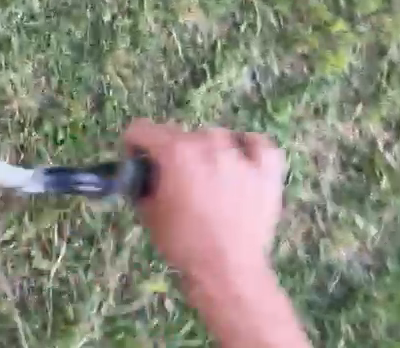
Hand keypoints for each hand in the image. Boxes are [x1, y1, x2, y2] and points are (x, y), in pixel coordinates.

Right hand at [123, 120, 284, 286]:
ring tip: (207, 172)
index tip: (137, 163)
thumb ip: (142, 179)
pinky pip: (259, 145)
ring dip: (206, 149)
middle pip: (177, 132)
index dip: (134, 145)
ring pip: (215, 136)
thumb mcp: (146, 207)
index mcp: (173, 151)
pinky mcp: (266, 175)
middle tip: (173, 176)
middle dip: (169, 150)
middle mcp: (206, 145)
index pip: (141, 129)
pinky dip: (248, 148)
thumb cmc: (182, 240)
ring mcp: (239, 159)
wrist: (227, 271)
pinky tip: (240, 159)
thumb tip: (143, 171)